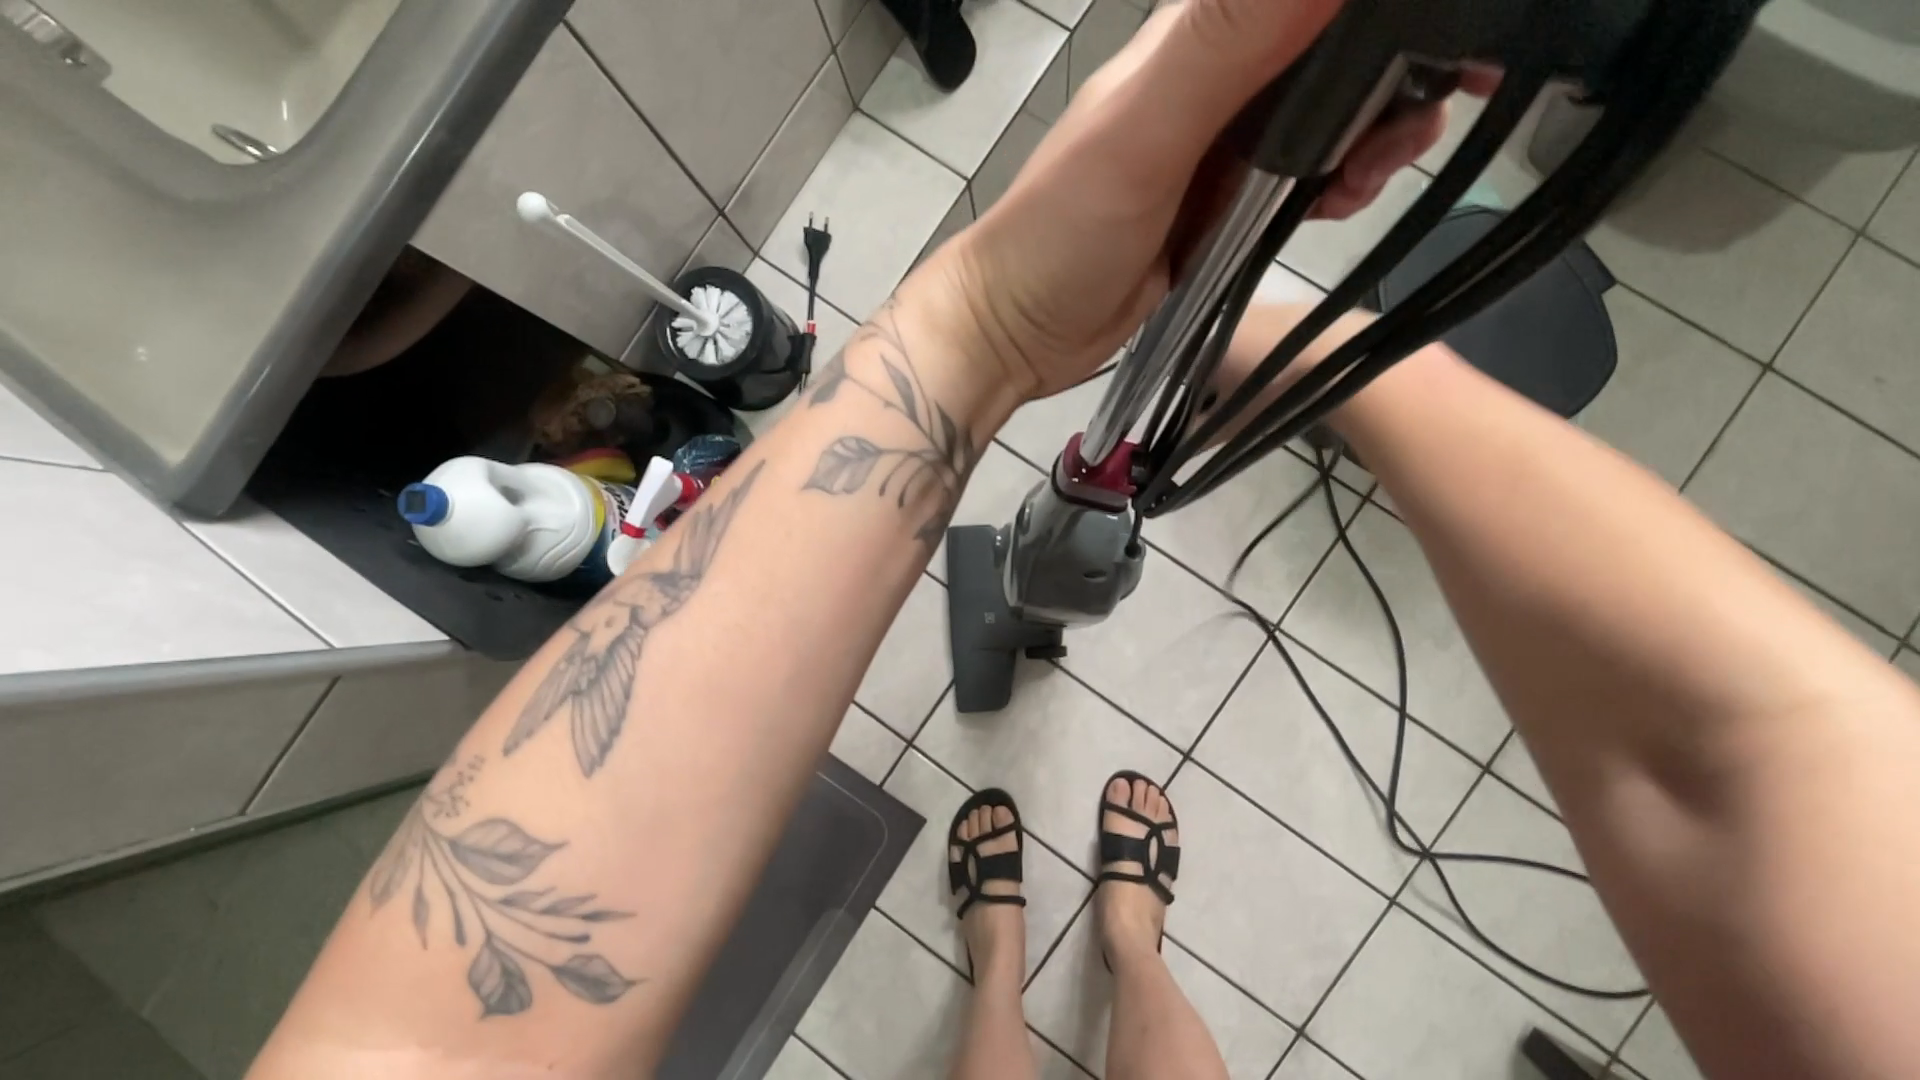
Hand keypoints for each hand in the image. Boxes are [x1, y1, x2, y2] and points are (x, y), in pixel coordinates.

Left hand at [926, 0, 1453, 401]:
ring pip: (1327, 120)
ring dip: (1371, 138)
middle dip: (1392, 79)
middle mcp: (1218, 85)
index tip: (1459, 34)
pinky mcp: (1224, 210)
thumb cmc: (1064, 229)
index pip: (1309, 3)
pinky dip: (1334, 187)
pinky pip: (1301, 182)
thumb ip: (1230, 38)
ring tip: (1372, 175)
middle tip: (1419, 125)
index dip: (1385, 14)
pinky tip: (1341, 203)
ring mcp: (1221, 151)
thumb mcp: (1145, 129)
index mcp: (1199, 40)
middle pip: (1334, 56)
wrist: (1020, 331)